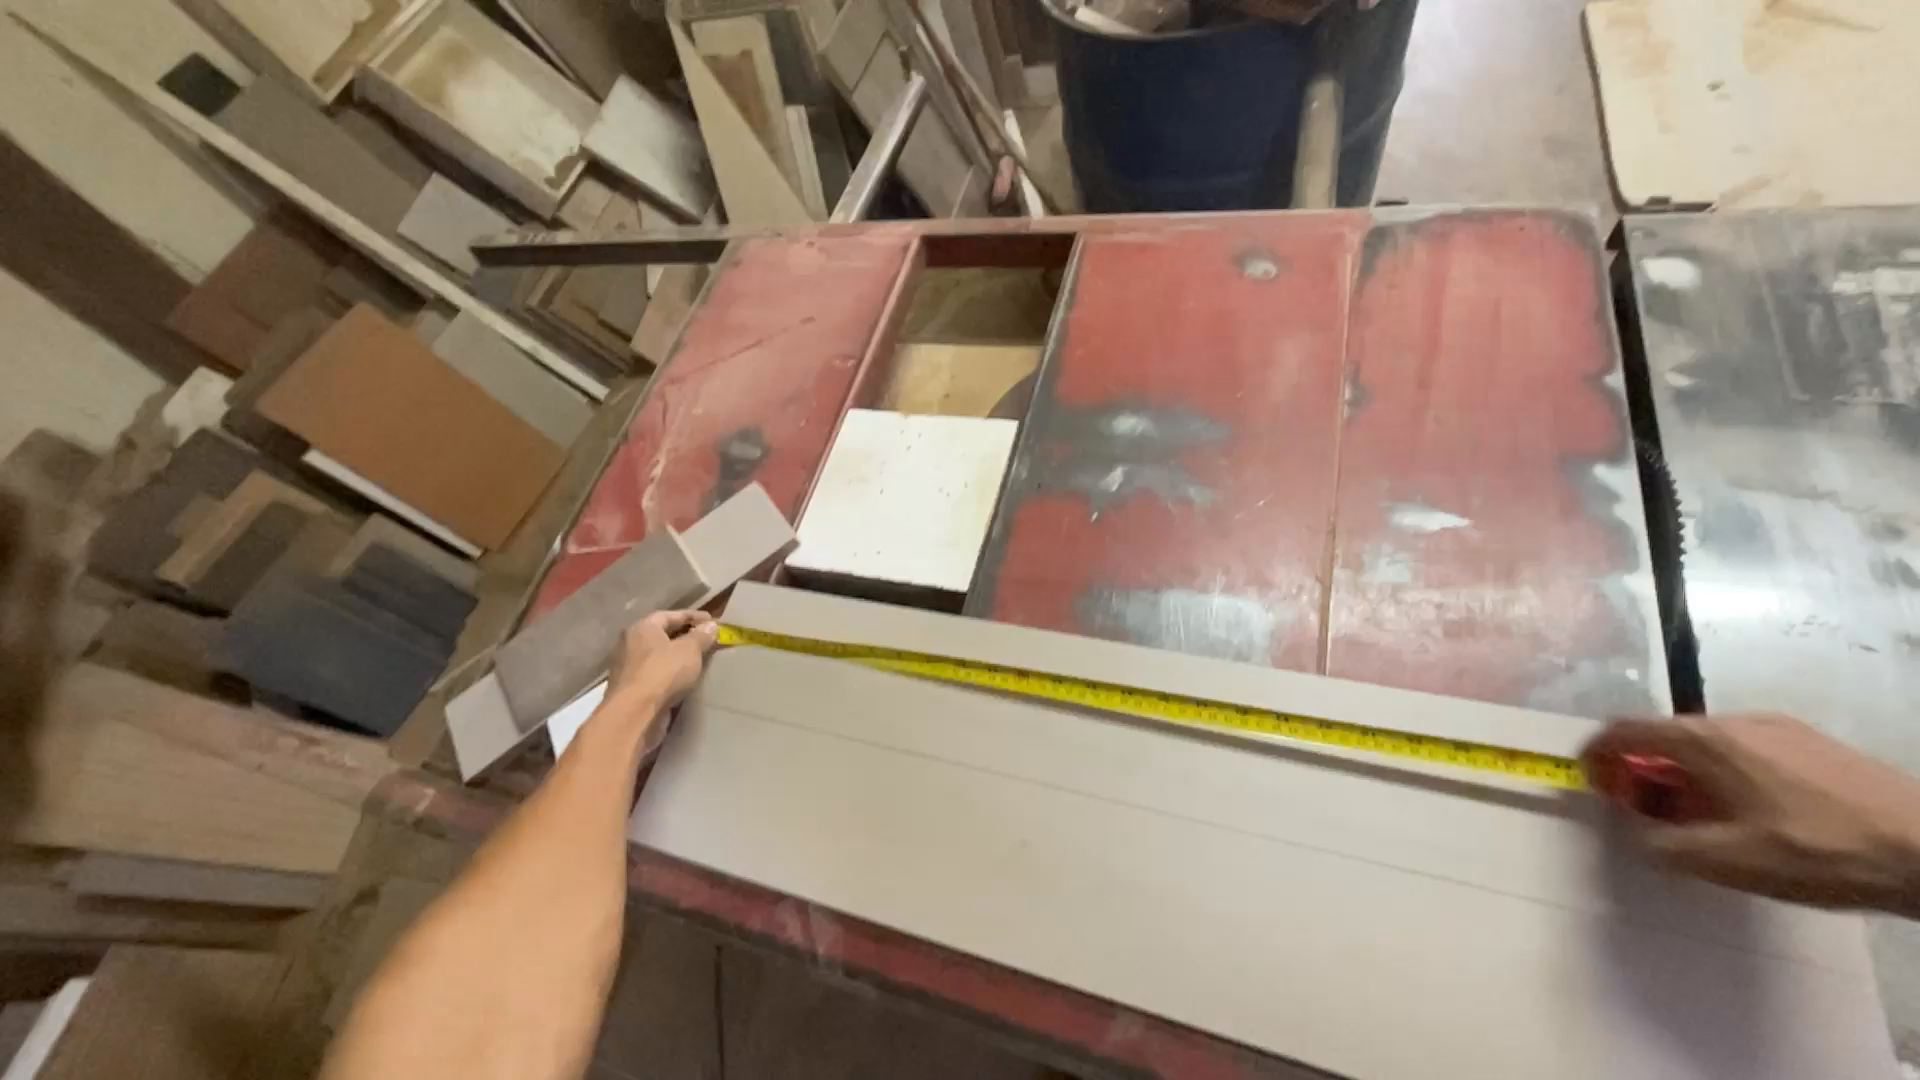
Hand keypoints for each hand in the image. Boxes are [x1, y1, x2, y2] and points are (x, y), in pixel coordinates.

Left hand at [604, 609, 718, 713]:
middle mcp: (629, 643)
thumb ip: (701, 636)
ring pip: (656, 656)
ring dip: (675, 656)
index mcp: (642, 628)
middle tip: (705, 639)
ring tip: (697, 659)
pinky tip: (682, 679)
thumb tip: (710, 626)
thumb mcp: (690, 650)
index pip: (669, 615)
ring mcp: (626, 667)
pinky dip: (668, 673)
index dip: (692, 616)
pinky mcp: (629, 689)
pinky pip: (653, 674)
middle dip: (684, 635)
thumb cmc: (663, 672)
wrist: (635, 713)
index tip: (711, 620)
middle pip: (661, 634)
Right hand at [1583, 714, 1919, 912]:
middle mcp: (1734, 721)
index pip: (1622, 731)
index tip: (1591, 784)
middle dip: (1642, 771)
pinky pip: (1744, 750)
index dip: (1596, 754)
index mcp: (1703, 740)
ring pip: (1706, 744)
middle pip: (1663, 736)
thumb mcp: (1727, 861)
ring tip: (1701, 819)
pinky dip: (1723, 774)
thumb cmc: (1821, 851)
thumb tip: (1640, 836)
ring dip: (1684, 775)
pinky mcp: (1816, 745)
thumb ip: (1663, 846)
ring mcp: (1780, 729)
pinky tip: (1751, 814)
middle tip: (1647, 813)